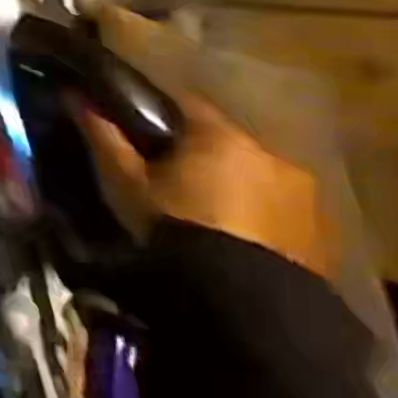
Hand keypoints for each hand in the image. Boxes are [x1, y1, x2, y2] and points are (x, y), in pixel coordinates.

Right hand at [74, 6, 335, 275]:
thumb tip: (75, 95)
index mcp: (222, 135)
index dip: (155, 111)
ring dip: (229, 180)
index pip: (182, 103)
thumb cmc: (175, 224)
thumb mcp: (125, 180)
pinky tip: (229, 230)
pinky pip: (277, 206)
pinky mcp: (323, 233)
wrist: (244, 302)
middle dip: (196, 149)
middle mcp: (271, 154)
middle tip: (163, 171)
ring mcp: (305, 195)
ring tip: (198, 205)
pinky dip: (254, 209)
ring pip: (252, 173)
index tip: (132, 123)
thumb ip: (103, 134)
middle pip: (222, 139)